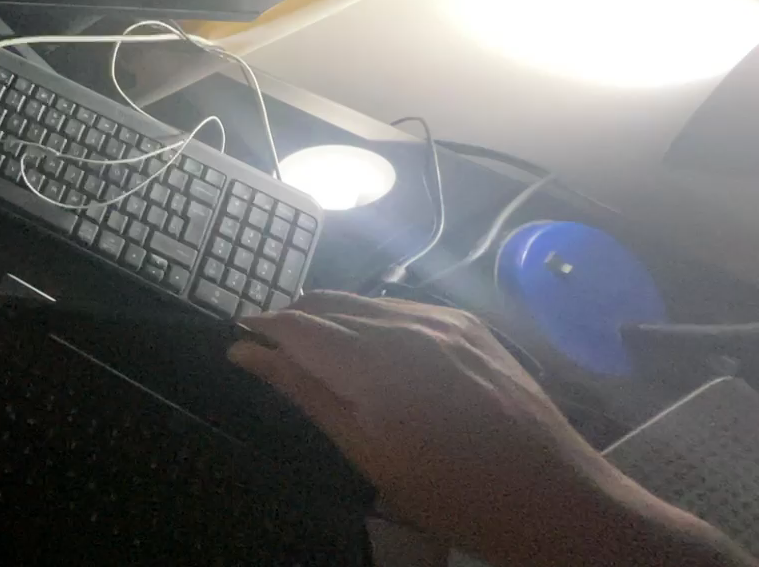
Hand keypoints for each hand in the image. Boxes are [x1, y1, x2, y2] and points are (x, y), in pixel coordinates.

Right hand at [229, 291, 742, 566]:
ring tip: (327, 355)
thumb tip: (242, 351)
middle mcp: (404, 327)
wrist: (568, 507)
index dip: (260, 327)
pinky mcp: (465, 323)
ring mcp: (439, 320)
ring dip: (328, 319)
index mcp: (374, 364)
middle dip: (290, 322)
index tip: (239, 339)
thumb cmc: (454, 494)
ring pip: (355, 300)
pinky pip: (395, 305)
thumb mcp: (366, 452)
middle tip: (279, 354)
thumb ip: (301, 391)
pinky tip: (377, 352)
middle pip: (320, 303)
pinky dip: (369, 320)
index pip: (293, 324)